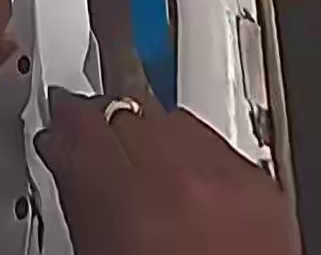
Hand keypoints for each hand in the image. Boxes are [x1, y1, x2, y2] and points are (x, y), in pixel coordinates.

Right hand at [35, 89, 299, 254]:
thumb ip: (82, 197)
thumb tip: (65, 155)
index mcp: (130, 210)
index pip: (83, 125)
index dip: (65, 117)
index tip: (60, 120)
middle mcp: (179, 182)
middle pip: (123, 110)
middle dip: (101, 117)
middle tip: (89, 129)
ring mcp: (223, 179)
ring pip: (167, 116)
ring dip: (147, 129)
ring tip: (138, 155)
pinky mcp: (260, 185)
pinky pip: (210, 141)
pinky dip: (191, 150)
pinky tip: (182, 177)